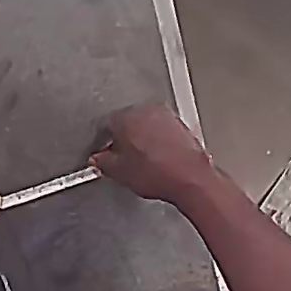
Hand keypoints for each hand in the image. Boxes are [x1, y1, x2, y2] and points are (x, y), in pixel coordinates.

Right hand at [90, 104, 221, 206]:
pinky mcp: (181, 126)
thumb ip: (102, 162)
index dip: (101, 143)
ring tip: (142, 162)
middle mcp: (146, 111)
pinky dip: (158, 143)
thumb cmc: (158, 173)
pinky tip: (158, 160)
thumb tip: (99, 159)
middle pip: (126, 122)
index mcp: (125, 117)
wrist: (190, 178)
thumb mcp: (119, 172)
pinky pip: (162, 132)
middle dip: (122, 139)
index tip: (103, 154)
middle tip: (122, 159)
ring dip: (141, 140)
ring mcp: (166, 117)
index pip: (104, 125)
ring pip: (145, 126)